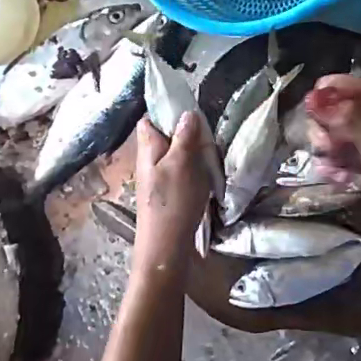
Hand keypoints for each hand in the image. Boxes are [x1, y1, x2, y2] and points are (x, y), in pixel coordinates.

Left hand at [133, 113, 211, 275]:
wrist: (166, 250)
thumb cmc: (172, 202)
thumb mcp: (181, 163)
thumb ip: (184, 137)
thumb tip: (187, 113)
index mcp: (147, 148)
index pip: (149, 121)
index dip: (165, 112)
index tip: (189, 111)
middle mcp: (150, 162)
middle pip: (166, 138)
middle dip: (187, 135)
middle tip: (208, 136)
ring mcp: (159, 181)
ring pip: (177, 157)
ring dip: (194, 156)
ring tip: (212, 156)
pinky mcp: (170, 197)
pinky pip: (183, 176)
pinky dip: (196, 174)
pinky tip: (209, 179)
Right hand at [304, 75, 360, 225]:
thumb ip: (348, 120)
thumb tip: (312, 100)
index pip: (330, 85)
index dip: (319, 106)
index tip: (324, 131)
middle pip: (323, 108)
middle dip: (323, 133)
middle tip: (333, 152)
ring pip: (326, 131)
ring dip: (328, 153)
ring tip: (340, 172)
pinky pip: (335, 151)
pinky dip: (335, 165)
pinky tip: (343, 178)